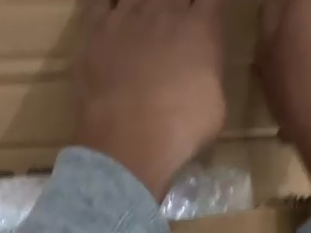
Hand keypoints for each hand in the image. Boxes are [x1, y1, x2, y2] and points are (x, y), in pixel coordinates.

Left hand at [76, 0, 229, 199]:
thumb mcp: (215, 107)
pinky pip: (99, 1)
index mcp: (201, 27)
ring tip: (141, 18)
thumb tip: (199, 75)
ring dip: (141, 4)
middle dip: (174, 4)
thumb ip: (208, 77)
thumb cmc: (181, 131)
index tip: (202, 18)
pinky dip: (106, 5)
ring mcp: (127, 16)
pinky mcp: (96, 31)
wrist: (131, 141)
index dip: (205, 8)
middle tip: (168, 21)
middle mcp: (165, 11)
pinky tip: (110, 15)